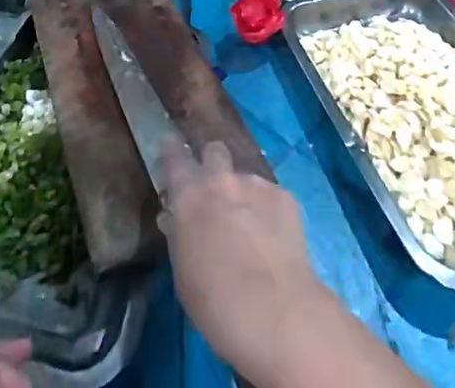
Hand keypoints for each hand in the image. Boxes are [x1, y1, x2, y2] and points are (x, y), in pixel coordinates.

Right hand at [157, 140, 328, 379]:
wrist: (271, 307)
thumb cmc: (213, 298)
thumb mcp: (182, 266)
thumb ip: (179, 232)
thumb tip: (174, 217)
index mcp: (189, 197)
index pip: (175, 158)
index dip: (171, 151)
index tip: (169, 146)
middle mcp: (222, 180)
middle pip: (214, 150)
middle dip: (212, 161)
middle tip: (213, 185)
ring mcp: (257, 184)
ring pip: (245, 176)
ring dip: (243, 192)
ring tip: (250, 224)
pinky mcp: (285, 195)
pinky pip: (270, 195)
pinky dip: (268, 209)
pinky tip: (272, 236)